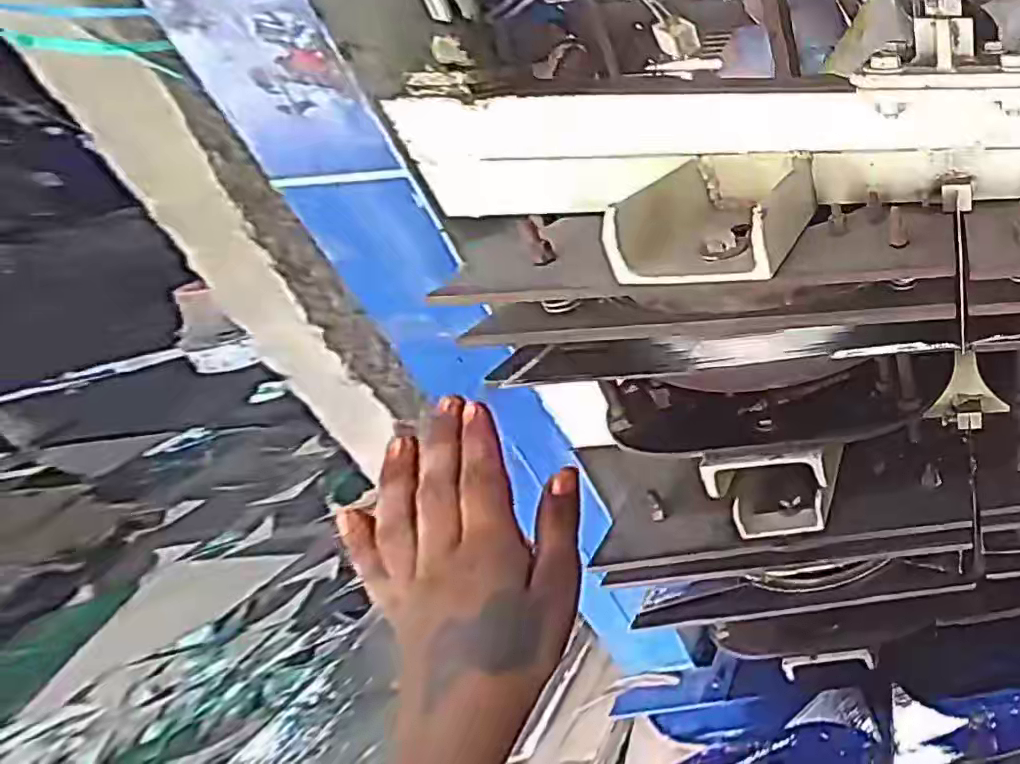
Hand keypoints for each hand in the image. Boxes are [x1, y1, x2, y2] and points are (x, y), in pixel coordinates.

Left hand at [335, 397, 580, 763]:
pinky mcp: (395, 604)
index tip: (474, 407)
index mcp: (489, 546)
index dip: (477, 439)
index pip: (480, 479)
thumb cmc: (521, 650)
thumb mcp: (560, 585)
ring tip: (399, 439)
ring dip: (400, 473)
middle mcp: (444, 555)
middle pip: (439, 487)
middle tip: (440, 405)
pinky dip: (359, 532)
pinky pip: (372, 561)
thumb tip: (562, 476)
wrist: (465, 718)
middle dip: (441, 441)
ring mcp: (413, 579)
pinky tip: (352, 511)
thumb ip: (558, 527)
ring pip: (400, 514)